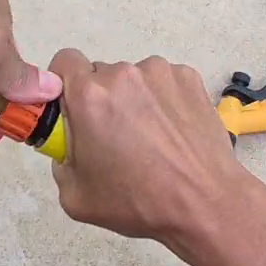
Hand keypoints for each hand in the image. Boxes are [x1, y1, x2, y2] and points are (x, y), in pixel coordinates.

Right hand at [47, 49, 257, 250]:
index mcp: (89, 96)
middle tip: (115, 136)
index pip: (64, 62)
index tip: (73, 106)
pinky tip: (173, 132)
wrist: (205, 203)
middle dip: (102, 100)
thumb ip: (59, 157)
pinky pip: (164, 82)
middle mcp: (123, 74)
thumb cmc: (139, 202)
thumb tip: (69, 140)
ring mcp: (160, 72)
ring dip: (135, 100)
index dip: (65, 83)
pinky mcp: (188, 77)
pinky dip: (164, 100)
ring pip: (134, 79)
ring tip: (152, 139)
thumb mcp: (75, 196)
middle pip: (100, 75)